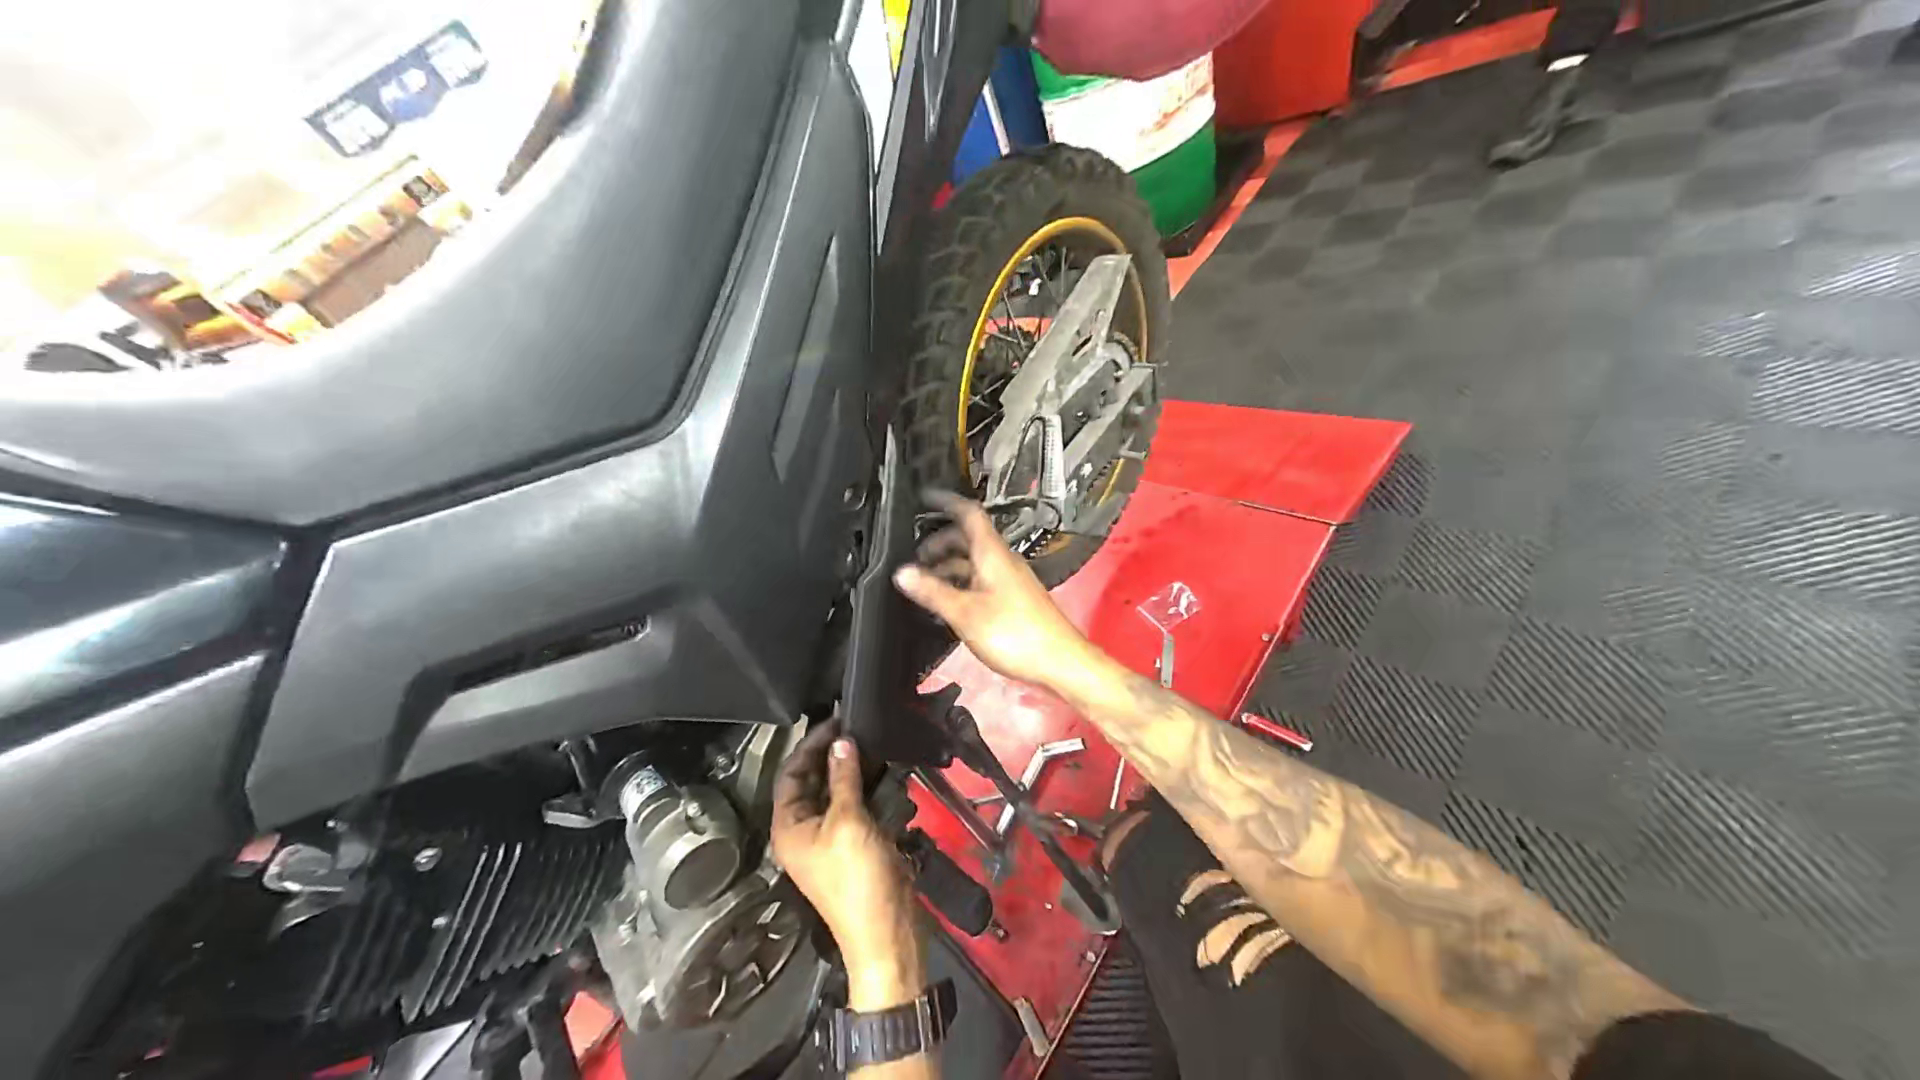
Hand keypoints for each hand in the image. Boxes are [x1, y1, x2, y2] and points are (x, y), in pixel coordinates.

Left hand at [770, 721, 923, 1009]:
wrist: (886, 932)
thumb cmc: (857, 878)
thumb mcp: (848, 822)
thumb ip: (844, 778)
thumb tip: (841, 741)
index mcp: (788, 827)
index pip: (790, 774)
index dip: (809, 745)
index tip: (835, 721)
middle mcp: (804, 829)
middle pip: (812, 781)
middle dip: (832, 754)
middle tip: (855, 727)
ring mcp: (831, 837)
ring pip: (837, 791)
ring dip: (852, 768)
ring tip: (871, 742)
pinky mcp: (855, 842)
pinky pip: (856, 805)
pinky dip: (867, 787)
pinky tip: (884, 770)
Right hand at [892, 492, 1099, 692]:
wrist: (1058, 661)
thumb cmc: (1016, 634)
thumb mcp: (965, 613)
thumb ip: (932, 592)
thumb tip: (902, 573)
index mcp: (992, 554)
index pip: (968, 513)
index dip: (945, 503)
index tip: (924, 499)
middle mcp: (1002, 560)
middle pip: (968, 538)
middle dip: (940, 543)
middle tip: (916, 558)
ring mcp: (1010, 579)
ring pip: (974, 561)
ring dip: (949, 567)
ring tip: (926, 584)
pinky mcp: (1013, 598)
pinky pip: (982, 580)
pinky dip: (962, 584)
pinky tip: (950, 604)